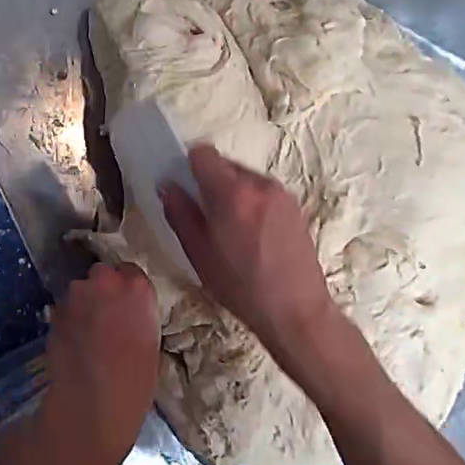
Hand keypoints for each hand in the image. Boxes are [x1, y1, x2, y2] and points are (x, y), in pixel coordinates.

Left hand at [30, 263, 160, 464]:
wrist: (92, 403)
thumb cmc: (135, 380)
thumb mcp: (151, 341)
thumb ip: (138, 314)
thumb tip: (126, 313)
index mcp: (136, 287)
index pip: (131, 272)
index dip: (127, 288)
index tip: (127, 304)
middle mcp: (105, 282)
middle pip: (102, 274)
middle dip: (102, 289)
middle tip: (107, 316)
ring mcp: (75, 295)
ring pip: (80, 290)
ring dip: (84, 304)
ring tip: (88, 333)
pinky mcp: (54, 312)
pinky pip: (65, 310)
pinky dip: (69, 320)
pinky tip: (74, 343)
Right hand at [161, 145, 366, 390]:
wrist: (296, 311)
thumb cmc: (243, 288)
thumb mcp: (199, 255)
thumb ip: (180, 214)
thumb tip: (168, 188)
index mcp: (232, 194)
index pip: (203, 154)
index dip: (188, 167)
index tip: (185, 187)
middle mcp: (259, 185)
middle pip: (224, 164)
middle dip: (210, 183)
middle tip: (204, 216)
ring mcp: (281, 194)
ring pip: (244, 178)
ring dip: (232, 193)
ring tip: (229, 230)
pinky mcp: (295, 206)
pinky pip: (262, 192)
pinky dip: (251, 203)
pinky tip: (250, 235)